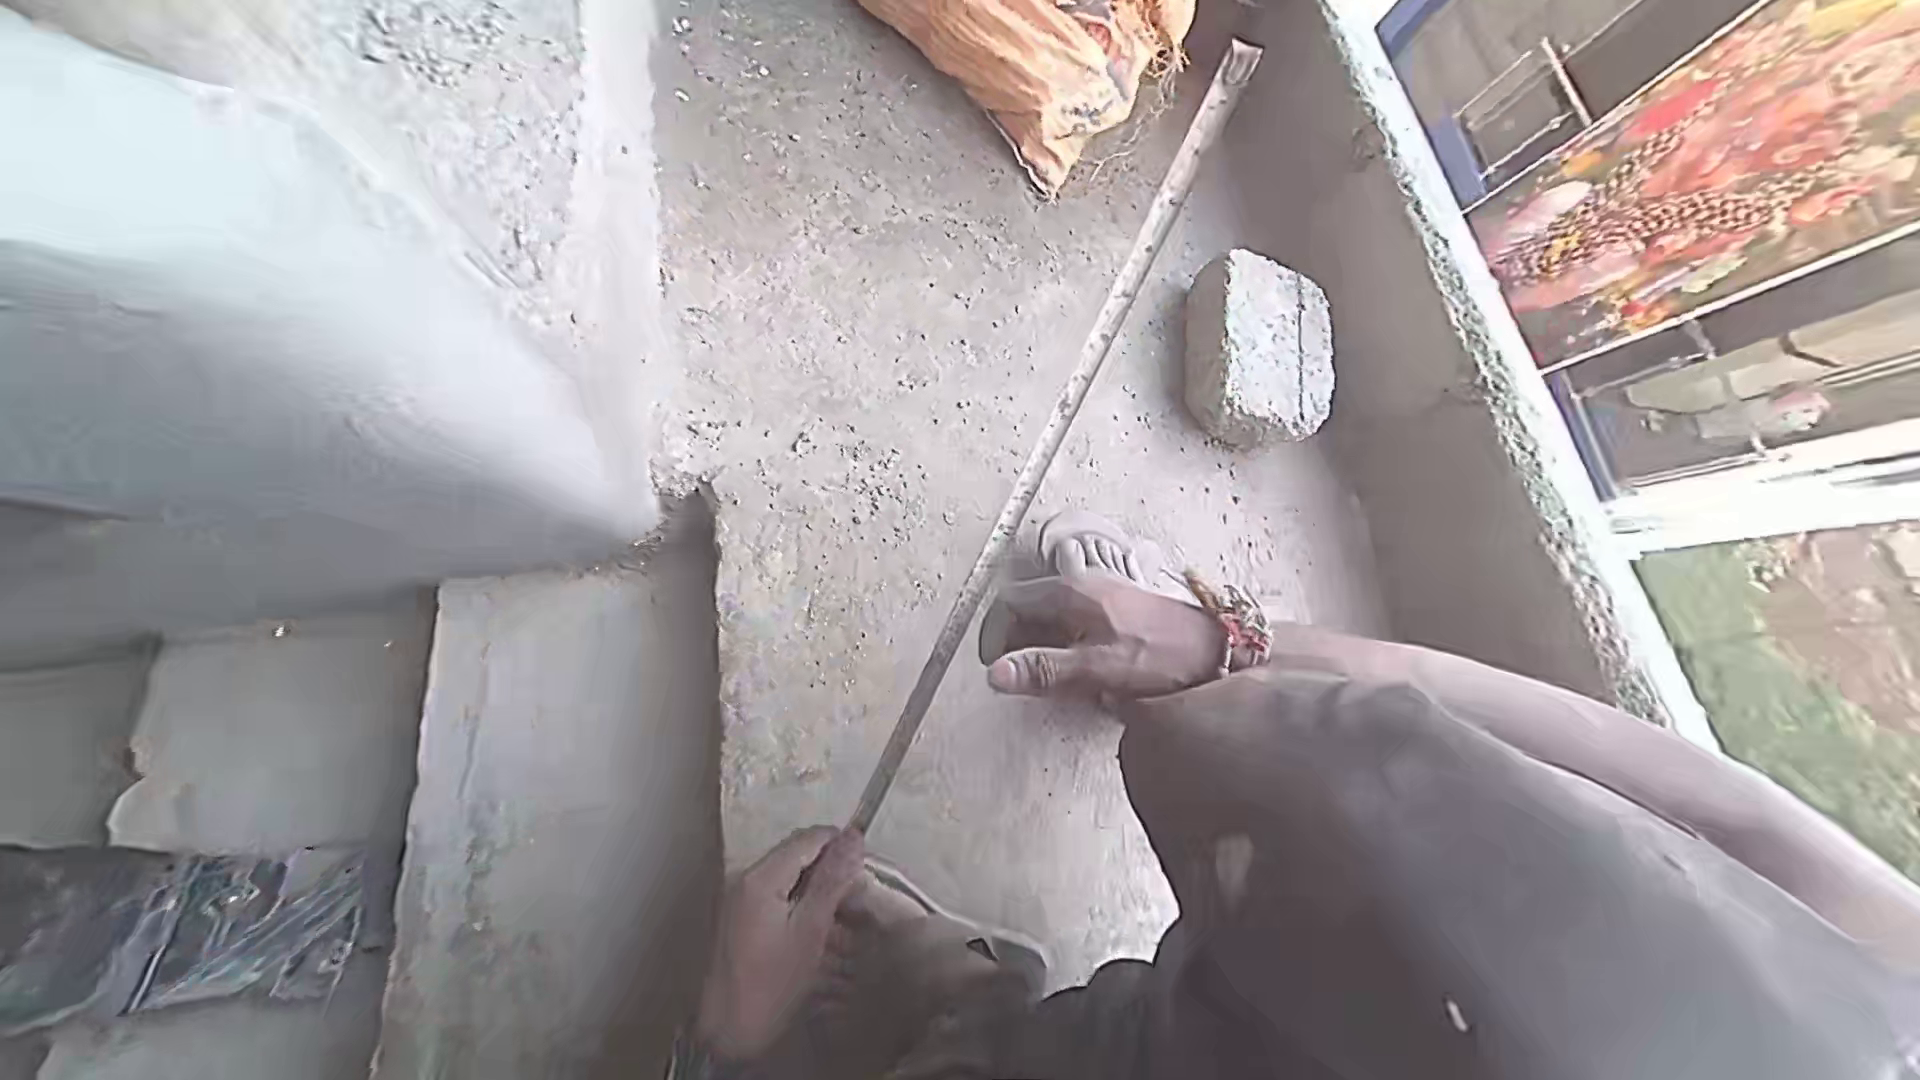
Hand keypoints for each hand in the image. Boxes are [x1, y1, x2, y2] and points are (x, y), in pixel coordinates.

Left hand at [697, 827, 865, 1060]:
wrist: (724, 1040)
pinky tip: (812, 928)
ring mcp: (737, 895)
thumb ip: (831, 879)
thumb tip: (853, 836)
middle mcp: (744, 875)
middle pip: (797, 852)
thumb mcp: (809, 931)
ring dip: (816, 886)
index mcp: (760, 876)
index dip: (840, 845)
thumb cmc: (770, 987)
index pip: (809, 837)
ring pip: (788, 872)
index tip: (861, 870)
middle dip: (828, 867)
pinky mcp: (736, 914)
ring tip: (837, 917)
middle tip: (852, 897)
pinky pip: (775, 891)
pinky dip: (798, 900)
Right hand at [978, 574, 1225, 699]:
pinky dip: (1060, 647)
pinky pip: (1068, 625)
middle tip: (1022, 678)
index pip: (1008, 603)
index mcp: (1069, 592)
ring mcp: (1096, 597)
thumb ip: (1046, 669)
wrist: (1219, 652)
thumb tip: (998, 673)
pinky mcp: (1110, 612)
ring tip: (1051, 679)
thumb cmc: (1166, 655)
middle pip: (1024, 609)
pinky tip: (1077, 672)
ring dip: (1038, 648)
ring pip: (1045, 618)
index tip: (996, 667)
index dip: (994, 636)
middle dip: (1015, 644)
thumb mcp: (1100, 668)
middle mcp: (1079, 587)